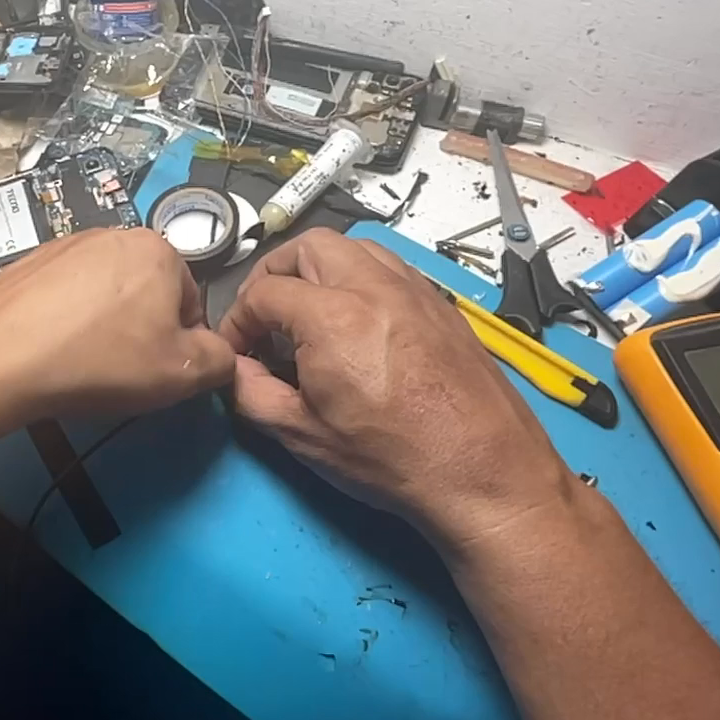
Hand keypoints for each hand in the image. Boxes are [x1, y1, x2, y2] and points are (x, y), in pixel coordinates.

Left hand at [0, 228, 234, 421]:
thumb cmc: (100, 361)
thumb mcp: (182, 373)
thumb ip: (220, 360)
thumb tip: (219, 355)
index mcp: (158, 250)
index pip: (190, 304)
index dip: (180, 346)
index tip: (157, 372)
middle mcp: (111, 235)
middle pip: (145, 294)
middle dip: (140, 332)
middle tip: (120, 371)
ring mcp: (63, 246)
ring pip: (102, 296)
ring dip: (102, 327)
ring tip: (82, 363)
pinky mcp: (25, 265)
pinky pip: (62, 298)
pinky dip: (64, 323)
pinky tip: (51, 352)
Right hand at [217, 229, 582, 554]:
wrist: (484, 472)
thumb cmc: (391, 459)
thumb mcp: (301, 434)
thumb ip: (250, 393)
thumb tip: (235, 369)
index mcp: (332, 318)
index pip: (262, 293)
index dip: (236, 322)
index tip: (236, 351)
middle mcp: (373, 287)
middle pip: (306, 246)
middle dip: (272, 275)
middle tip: (264, 318)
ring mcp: (413, 289)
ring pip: (351, 247)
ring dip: (316, 268)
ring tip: (306, 312)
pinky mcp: (438, 303)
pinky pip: (386, 266)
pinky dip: (355, 276)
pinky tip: (353, 320)